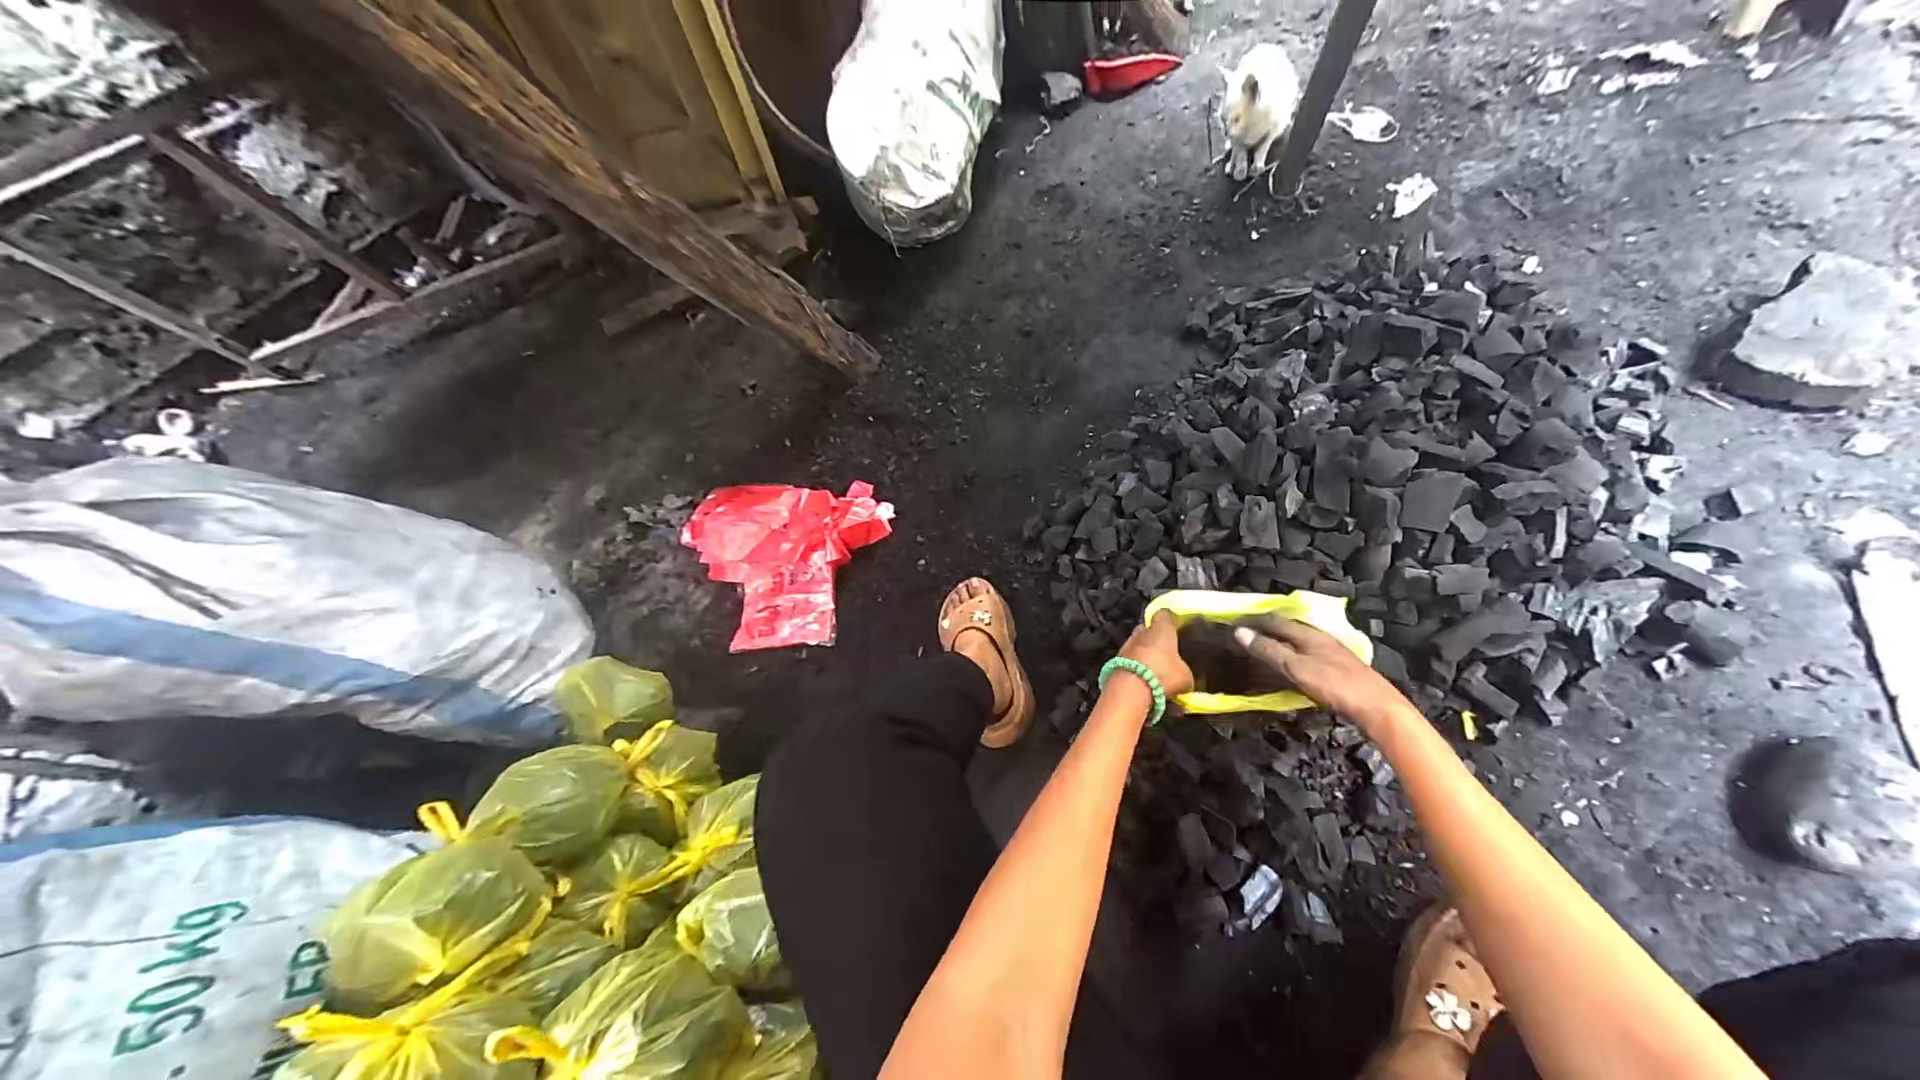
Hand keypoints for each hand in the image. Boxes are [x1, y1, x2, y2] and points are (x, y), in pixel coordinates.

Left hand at [1117, 611, 1194, 696]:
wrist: (1129, 690)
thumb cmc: (1162, 676)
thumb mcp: (1185, 678)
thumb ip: (1184, 670)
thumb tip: (1182, 674)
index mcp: (1161, 630)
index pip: (1164, 614)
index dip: (1169, 619)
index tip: (1175, 626)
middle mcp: (1141, 633)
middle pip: (1147, 628)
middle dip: (1154, 637)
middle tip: (1164, 651)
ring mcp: (1125, 646)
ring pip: (1136, 644)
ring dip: (1142, 653)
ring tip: (1153, 668)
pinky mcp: (1114, 661)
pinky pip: (1128, 659)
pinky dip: (1134, 665)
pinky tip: (1141, 678)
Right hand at [1233, 617, 1411, 733]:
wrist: (1377, 707)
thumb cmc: (1334, 685)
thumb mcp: (1296, 667)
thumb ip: (1268, 650)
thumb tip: (1240, 632)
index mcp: (1308, 633)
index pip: (1274, 619)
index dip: (1253, 620)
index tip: (1234, 623)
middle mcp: (1319, 637)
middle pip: (1287, 627)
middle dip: (1265, 628)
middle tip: (1245, 634)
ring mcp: (1330, 651)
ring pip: (1297, 639)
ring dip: (1278, 640)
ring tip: (1262, 647)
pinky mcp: (1337, 665)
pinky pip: (1306, 651)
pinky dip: (1290, 652)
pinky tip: (1289, 662)